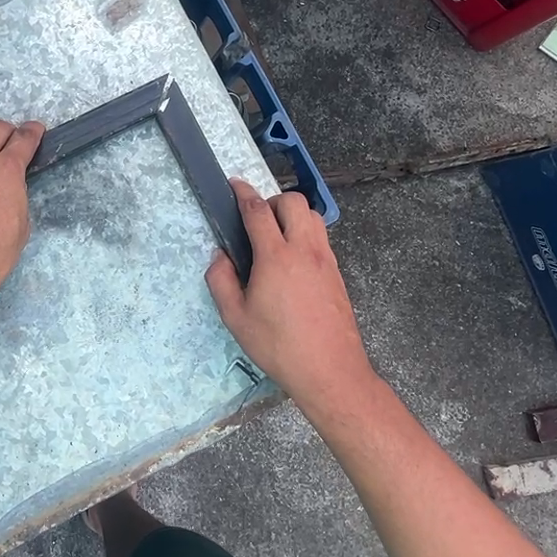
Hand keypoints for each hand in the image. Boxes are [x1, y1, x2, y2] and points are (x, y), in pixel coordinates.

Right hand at [206, 179, 374, 403]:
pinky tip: (293, 259)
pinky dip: (306, 233)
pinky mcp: (337, 272)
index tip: (234, 184)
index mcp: (276, 257)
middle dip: (272, 201)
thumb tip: (220, 256)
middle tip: (257, 222)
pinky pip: (322, 236)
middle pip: (292, 201)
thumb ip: (221, 280)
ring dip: (292, 214)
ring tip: (276, 237)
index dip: (243, 192)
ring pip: (312, 215)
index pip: (257, 210)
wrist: (331, 372)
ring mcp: (326, 259)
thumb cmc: (279, 346)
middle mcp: (304, 249)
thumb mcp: (235, 318)